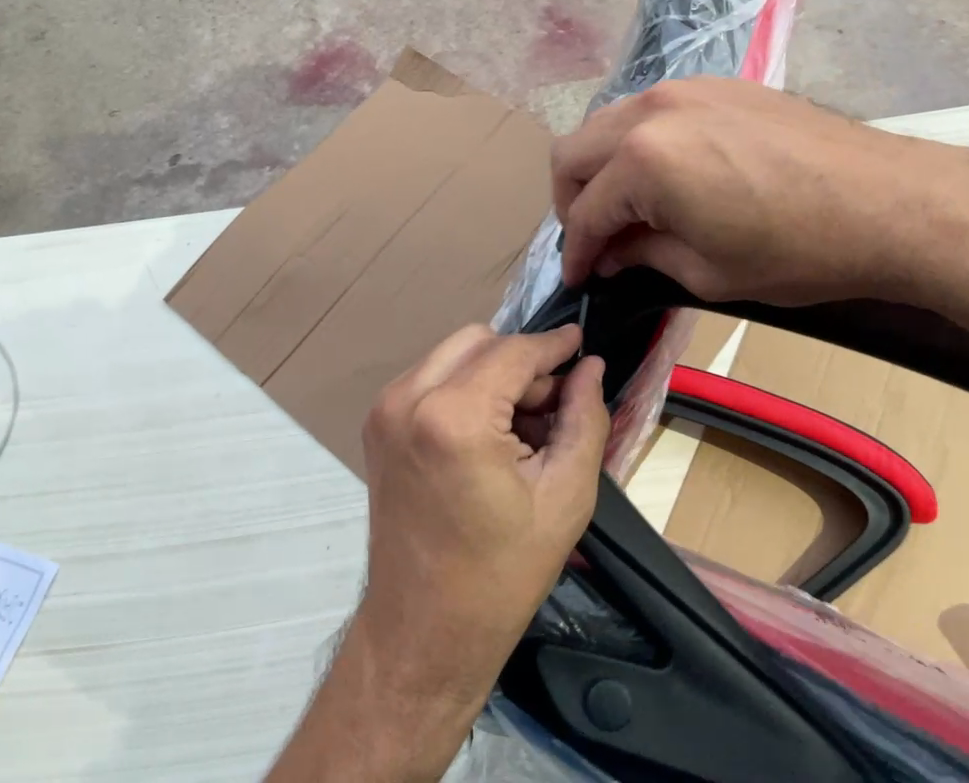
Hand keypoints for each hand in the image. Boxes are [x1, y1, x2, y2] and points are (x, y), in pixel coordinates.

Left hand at [267, 325, 608, 782]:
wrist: (425, 628)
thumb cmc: (502, 572)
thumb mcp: (565, 495)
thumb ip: (583, 418)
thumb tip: (591, 368)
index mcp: (454, 417)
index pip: (514, 352)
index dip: (554, 345)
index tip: (582, 343)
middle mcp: (408, 399)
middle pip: (478, 341)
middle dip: (521, 361)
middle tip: (554, 403)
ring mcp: (384, 411)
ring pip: (451, 355)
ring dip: (492, 373)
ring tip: (524, 426)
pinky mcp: (376, 426)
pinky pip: (429, 379)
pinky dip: (464, 389)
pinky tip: (490, 434)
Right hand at [552, 78, 968, 307]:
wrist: (888, 201)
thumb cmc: (797, 251)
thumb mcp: (707, 271)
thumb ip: (643, 256)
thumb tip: (612, 254)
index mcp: (643, 162)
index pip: (585, 213)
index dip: (576, 253)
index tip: (578, 279)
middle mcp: (650, 112)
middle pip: (573, 153)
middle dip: (571, 201)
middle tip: (593, 240)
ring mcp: (684, 90)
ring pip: (606, 123)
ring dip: (601, 167)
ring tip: (625, 207)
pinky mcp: (717, 85)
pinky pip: (649, 110)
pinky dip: (637, 143)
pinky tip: (665, 175)